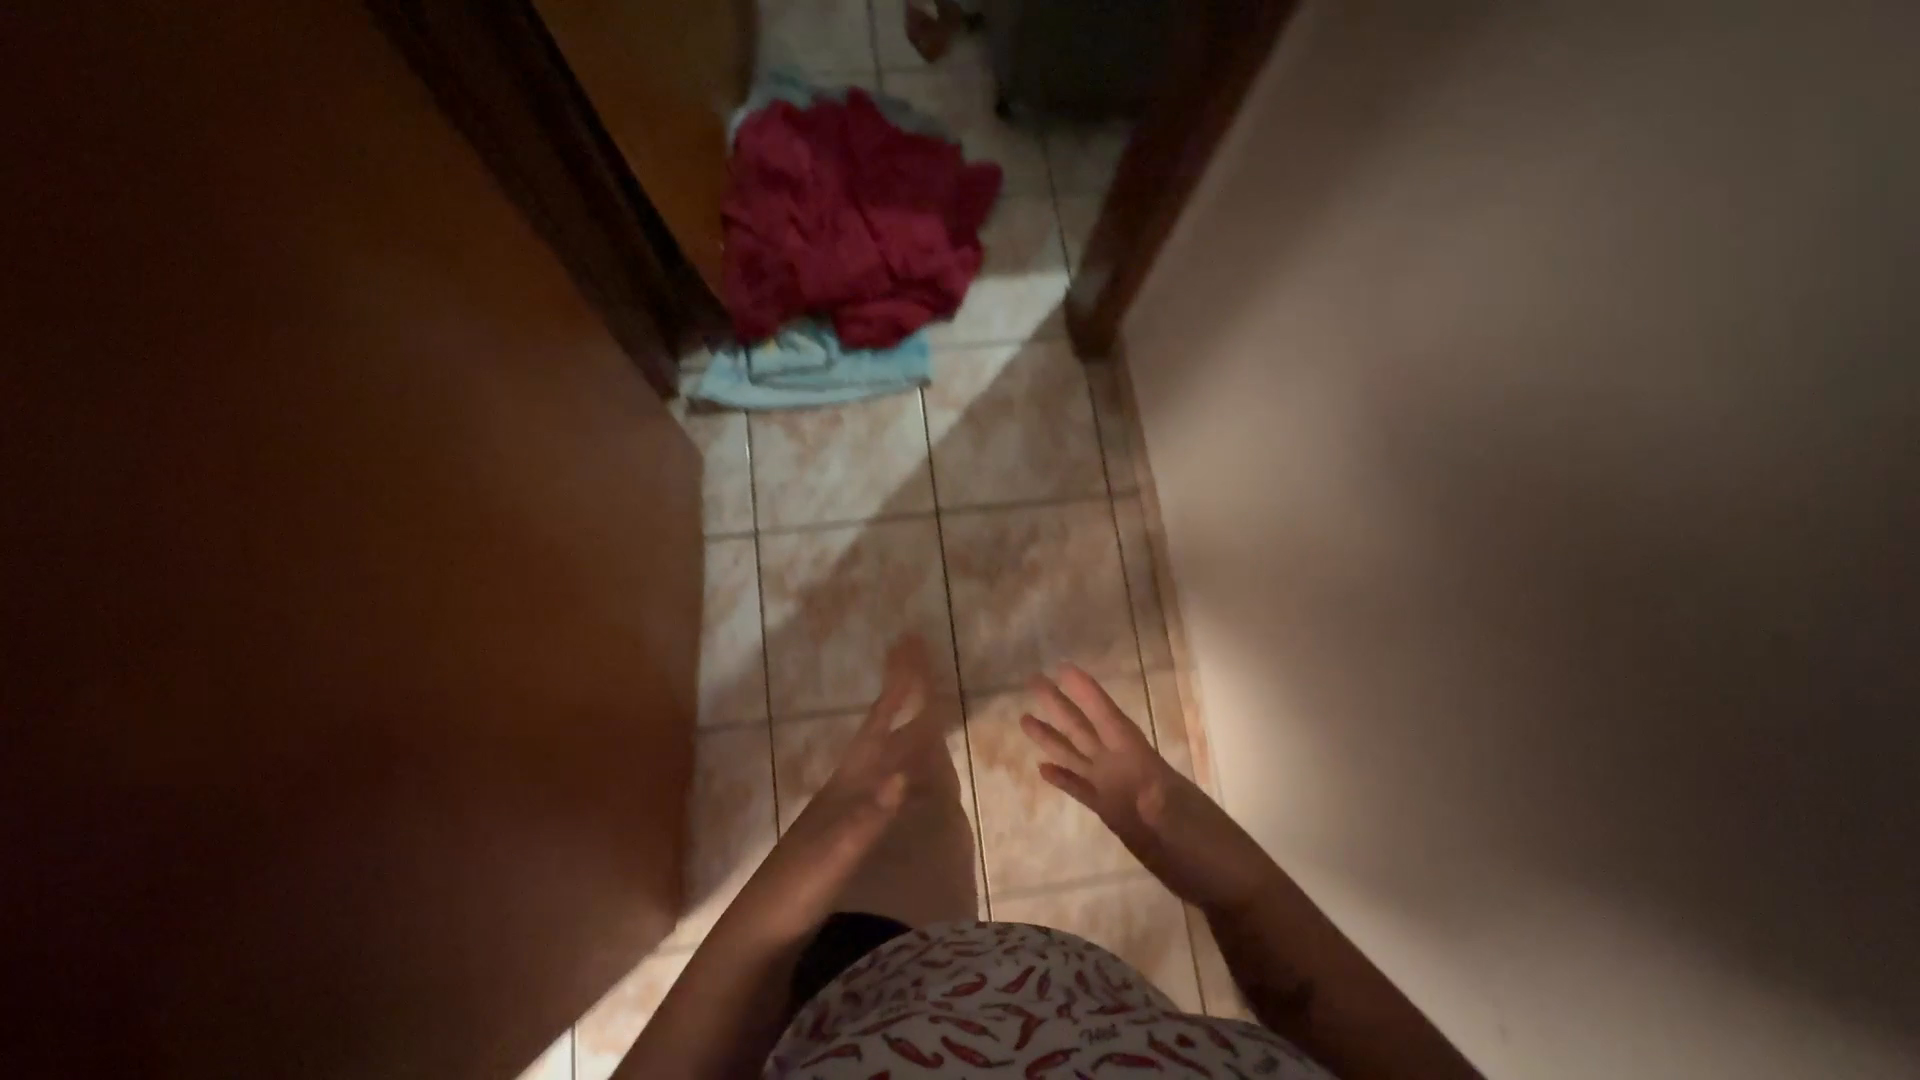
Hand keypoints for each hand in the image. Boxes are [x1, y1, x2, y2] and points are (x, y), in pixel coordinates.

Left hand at [729, 636, 946, 939]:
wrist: (762, 926)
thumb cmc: (798, 889)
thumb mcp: (835, 856)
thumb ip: (868, 819)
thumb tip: (902, 779)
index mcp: (847, 786)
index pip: (878, 728)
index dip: (897, 690)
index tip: (911, 649)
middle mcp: (847, 786)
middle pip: (880, 731)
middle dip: (901, 696)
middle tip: (919, 660)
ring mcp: (845, 805)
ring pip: (880, 755)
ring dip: (902, 728)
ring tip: (922, 708)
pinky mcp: (846, 828)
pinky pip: (882, 783)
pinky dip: (901, 768)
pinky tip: (907, 776)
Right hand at [1019, 665, 1276, 911]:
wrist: (1221, 881)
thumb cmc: (1210, 848)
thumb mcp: (1188, 829)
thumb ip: (1166, 811)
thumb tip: (1148, 793)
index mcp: (1142, 763)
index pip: (1108, 719)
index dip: (1088, 694)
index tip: (1064, 667)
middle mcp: (1124, 770)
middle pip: (1086, 730)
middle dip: (1060, 706)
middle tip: (1032, 679)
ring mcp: (1118, 793)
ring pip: (1078, 757)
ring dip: (1053, 739)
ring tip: (1024, 718)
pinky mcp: (1115, 817)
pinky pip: (1082, 791)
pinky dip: (1063, 779)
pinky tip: (1042, 770)